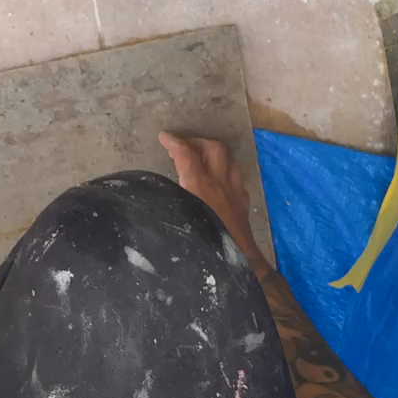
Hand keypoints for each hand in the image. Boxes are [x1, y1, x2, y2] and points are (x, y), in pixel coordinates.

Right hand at [159, 132, 269, 269]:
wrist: (240, 261)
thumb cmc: (205, 245)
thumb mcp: (178, 221)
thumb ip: (168, 201)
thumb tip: (154, 192)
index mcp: (200, 186)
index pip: (186, 154)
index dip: (174, 142)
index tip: (164, 136)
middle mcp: (219, 183)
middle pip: (213, 148)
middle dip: (196, 141)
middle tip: (183, 145)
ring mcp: (235, 191)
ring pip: (228, 160)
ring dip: (213, 153)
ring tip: (200, 157)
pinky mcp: (243, 202)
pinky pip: (235, 176)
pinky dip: (224, 170)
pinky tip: (217, 179)